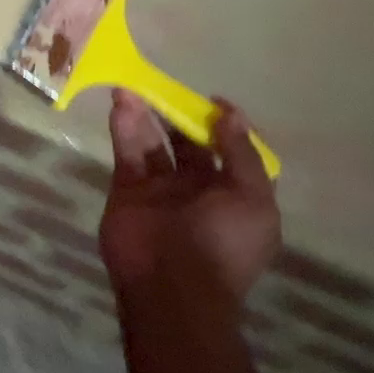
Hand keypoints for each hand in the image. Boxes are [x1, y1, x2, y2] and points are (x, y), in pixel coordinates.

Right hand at [99, 91, 280, 308]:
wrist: (173, 286)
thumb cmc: (223, 243)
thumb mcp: (252, 201)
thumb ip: (241, 155)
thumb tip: (229, 114)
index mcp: (234, 194)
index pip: (231, 151)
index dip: (225, 125)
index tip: (213, 101)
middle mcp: (197, 188)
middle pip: (188, 142)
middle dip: (178, 114)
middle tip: (164, 87)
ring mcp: (160, 188)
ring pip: (153, 142)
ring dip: (145, 114)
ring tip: (133, 86)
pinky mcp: (127, 188)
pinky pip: (127, 152)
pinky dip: (124, 127)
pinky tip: (121, 103)